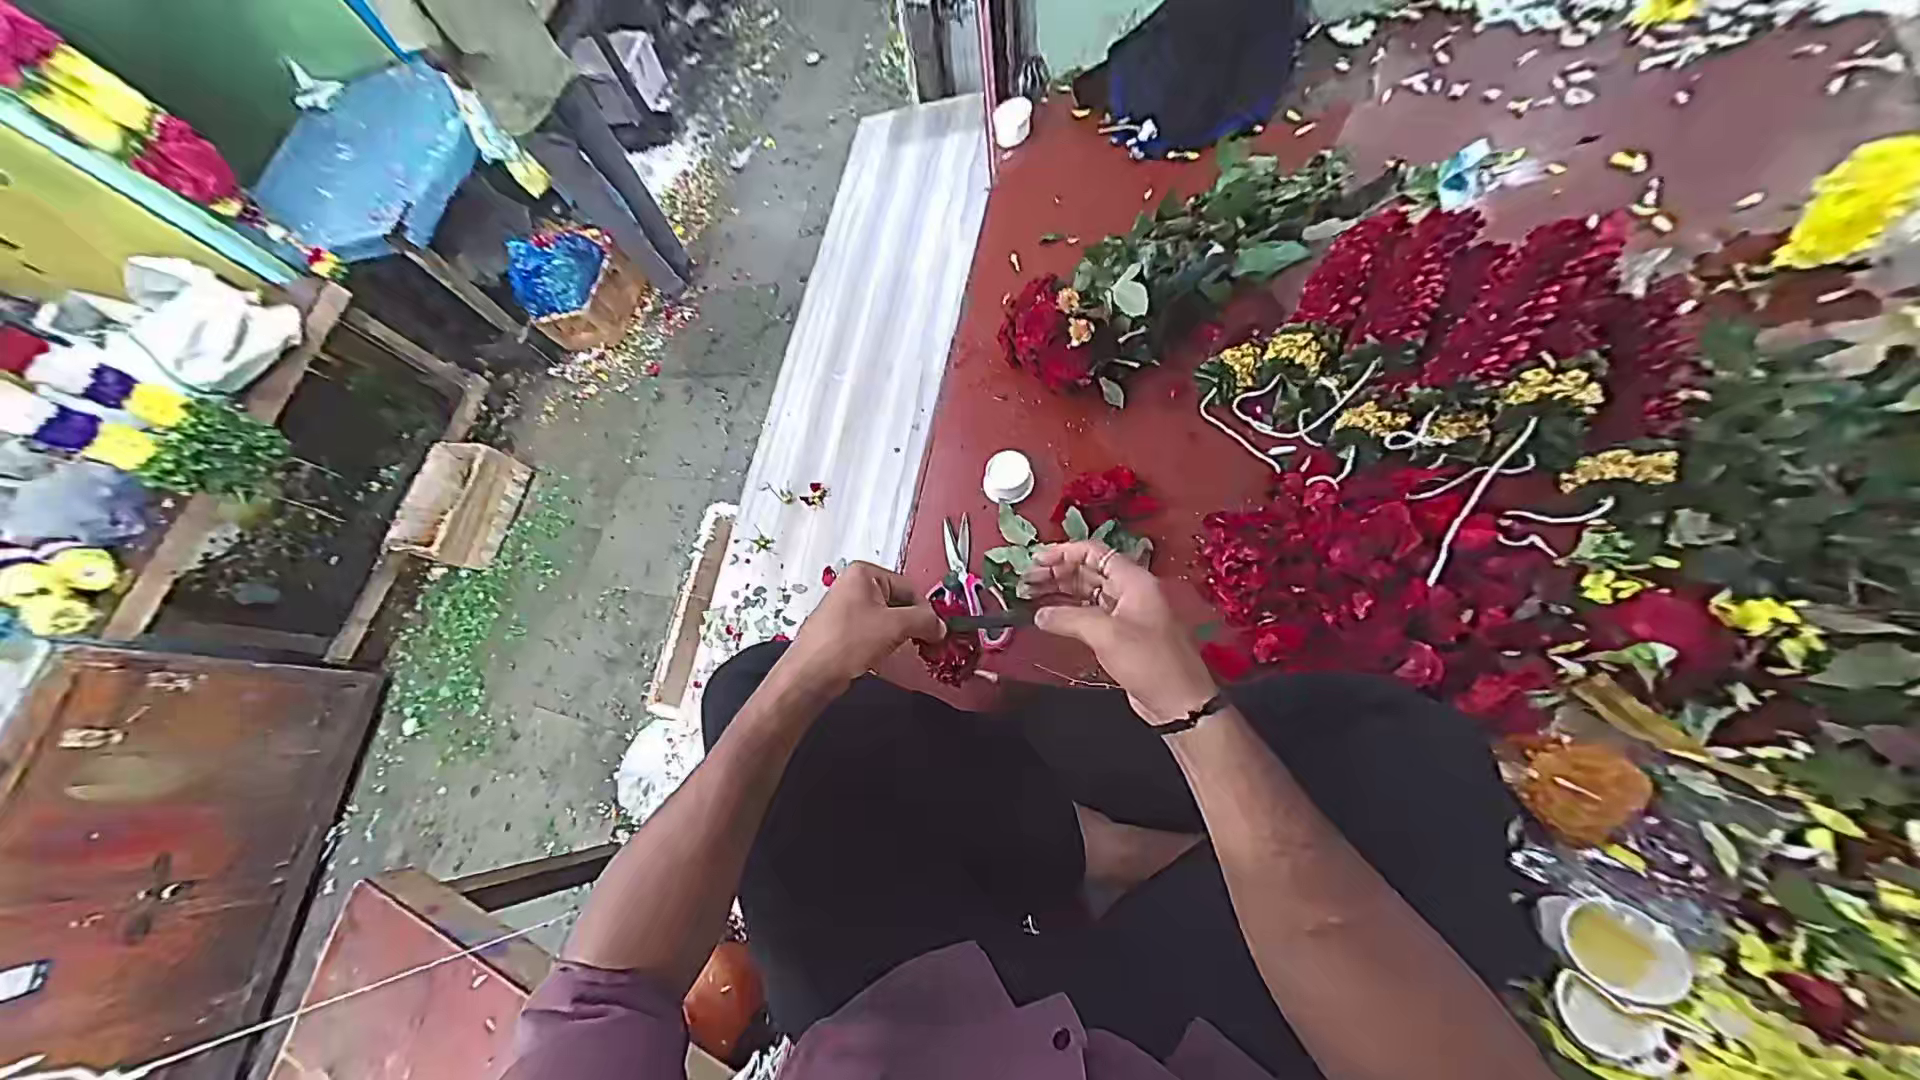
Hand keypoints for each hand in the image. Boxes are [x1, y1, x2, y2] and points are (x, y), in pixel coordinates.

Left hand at [771, 561, 944, 695]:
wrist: (811, 675)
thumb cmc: (847, 642)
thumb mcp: (895, 626)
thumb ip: (925, 621)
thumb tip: (940, 626)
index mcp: (864, 573)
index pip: (909, 588)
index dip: (925, 611)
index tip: (935, 632)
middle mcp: (854, 585)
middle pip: (899, 602)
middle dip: (913, 624)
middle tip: (926, 644)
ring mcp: (847, 607)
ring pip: (888, 618)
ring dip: (900, 635)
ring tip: (903, 650)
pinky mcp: (843, 629)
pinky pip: (874, 630)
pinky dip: (885, 642)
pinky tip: (884, 655)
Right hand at [1021, 541, 1218, 723]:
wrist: (1178, 702)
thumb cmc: (1149, 661)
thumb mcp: (1107, 634)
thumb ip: (1069, 618)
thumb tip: (1039, 614)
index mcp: (1133, 580)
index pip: (1094, 552)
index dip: (1063, 552)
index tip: (1035, 561)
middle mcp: (1129, 590)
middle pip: (1088, 570)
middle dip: (1056, 572)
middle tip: (1026, 582)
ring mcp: (1125, 611)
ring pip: (1086, 591)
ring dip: (1059, 591)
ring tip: (1030, 595)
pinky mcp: (1120, 633)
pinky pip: (1089, 612)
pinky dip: (1067, 611)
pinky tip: (1047, 615)